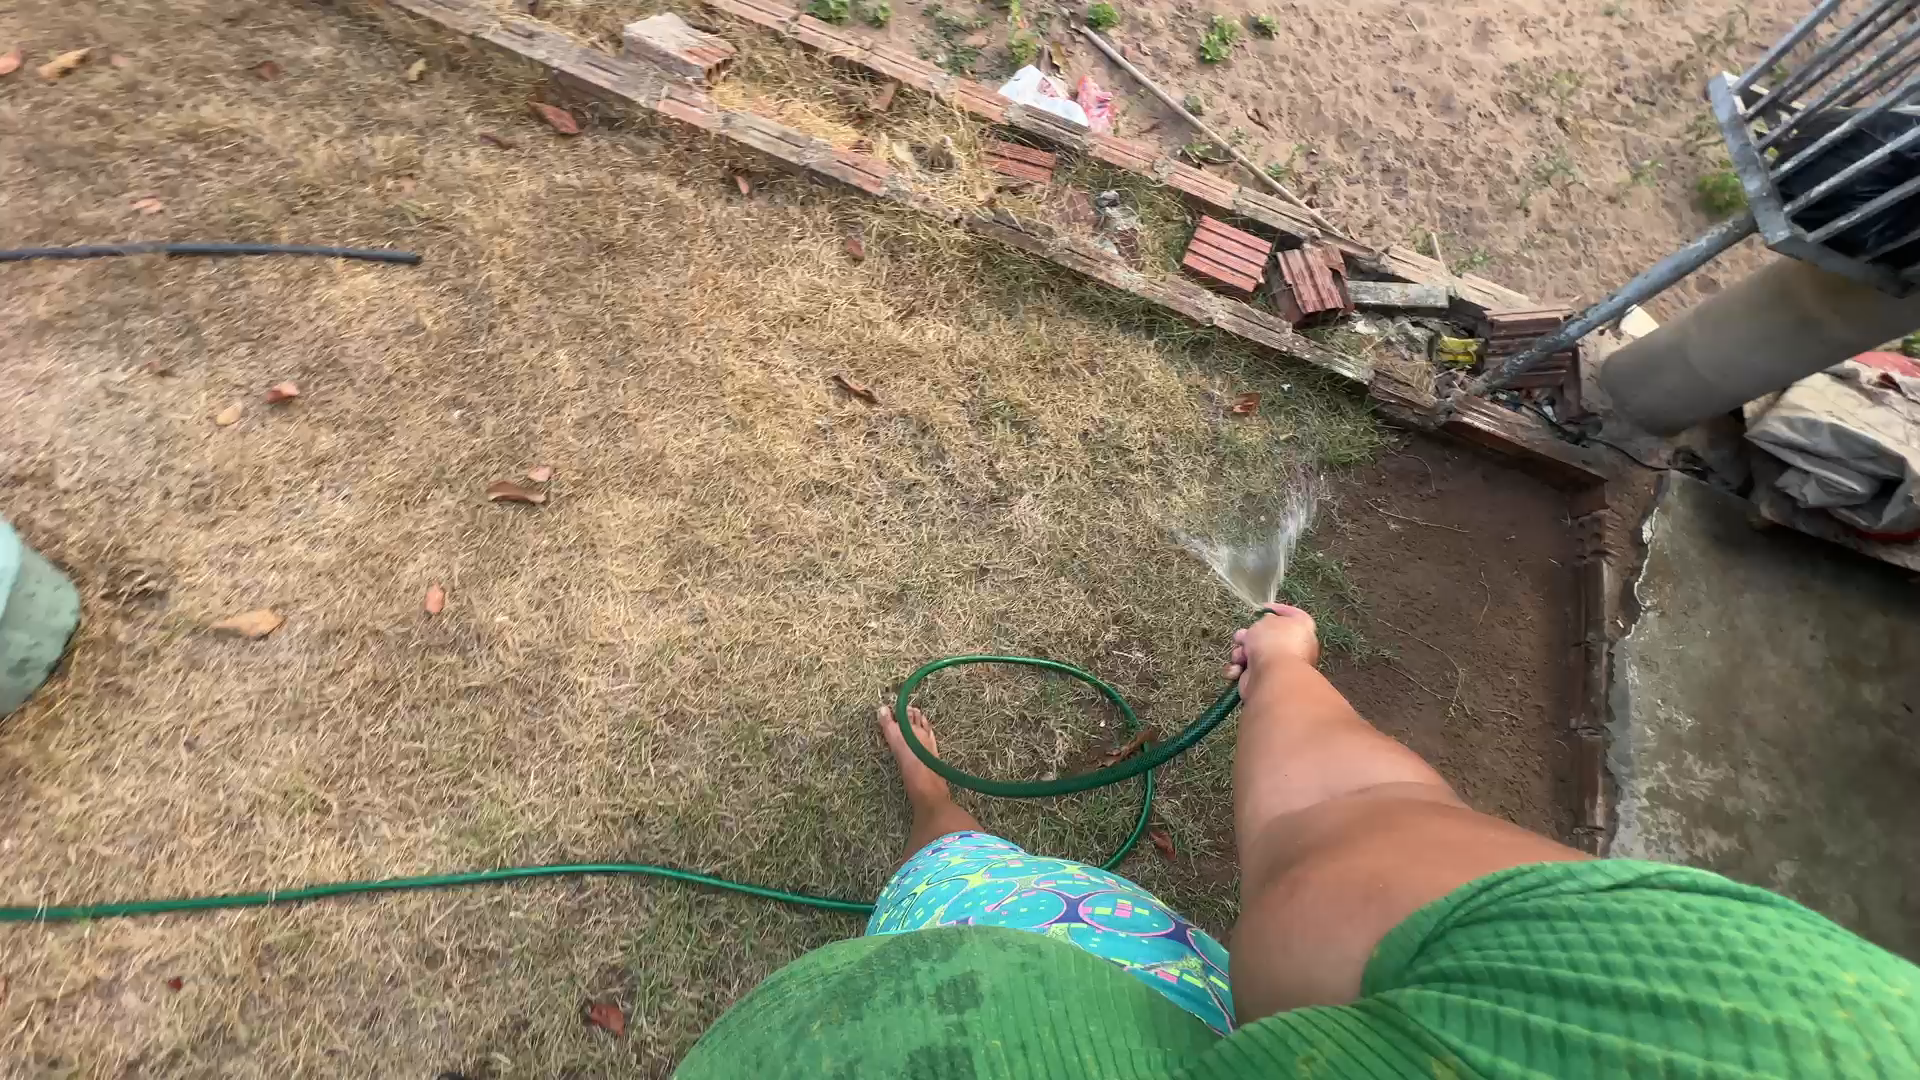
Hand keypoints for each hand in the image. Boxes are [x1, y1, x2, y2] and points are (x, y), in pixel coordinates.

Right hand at [1223, 603, 1319, 689]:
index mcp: (1301, 630)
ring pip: (1250, 652)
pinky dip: (1237, 668)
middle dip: (1249, 635)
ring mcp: (1276, 665)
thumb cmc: (1275, 643)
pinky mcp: (1261, 679)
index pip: (1292, 614)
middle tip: (1242, 636)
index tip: (1262, 608)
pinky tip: (1238, 668)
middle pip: (1265, 635)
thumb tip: (1265, 626)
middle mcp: (1292, 648)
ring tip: (1241, 655)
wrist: (1272, 675)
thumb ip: (1266, 619)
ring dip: (1240, 652)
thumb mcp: (1268, 619)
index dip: (1278, 609)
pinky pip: (1244, 669)